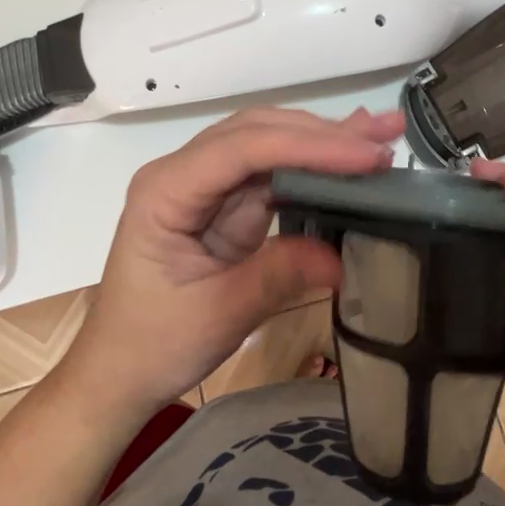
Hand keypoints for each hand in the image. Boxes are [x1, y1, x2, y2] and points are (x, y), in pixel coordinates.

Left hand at [58, 107, 402, 416]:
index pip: (242, 149)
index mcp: (166, 189)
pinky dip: (313, 166)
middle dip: (322, 134)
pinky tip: (350, 157)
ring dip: (323, 140)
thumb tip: (343, 258)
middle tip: (385, 138)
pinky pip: (273, 173)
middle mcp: (183, 172)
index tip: (365, 156)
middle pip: (257, 133)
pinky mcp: (225, 202)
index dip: (307, 147)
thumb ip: (278, 275)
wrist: (119, 372)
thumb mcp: (219, 313)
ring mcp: (205, 185)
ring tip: (382, 136)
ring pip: (268, 144)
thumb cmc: (154, 344)